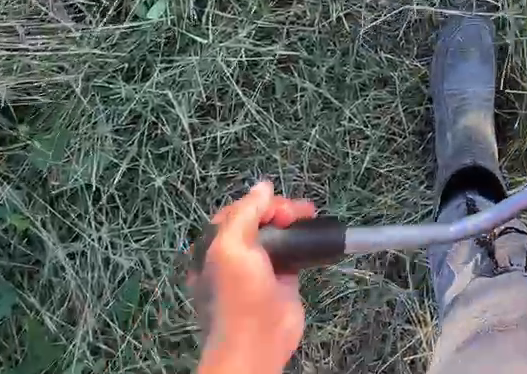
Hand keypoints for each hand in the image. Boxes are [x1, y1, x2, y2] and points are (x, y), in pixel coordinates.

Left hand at [190, 181, 318, 373]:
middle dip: (279, 209)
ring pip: (277, 232)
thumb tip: (263, 185)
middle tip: (299, 212)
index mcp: (212, 251)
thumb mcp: (231, 247)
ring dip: (294, 220)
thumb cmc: (238, 294)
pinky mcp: (282, 278)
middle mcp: (234, 257)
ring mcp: (259, 268)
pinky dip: (303, 238)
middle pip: (259, 219)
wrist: (257, 341)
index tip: (277, 208)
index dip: (257, 204)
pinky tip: (313, 233)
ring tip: (311, 215)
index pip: (235, 212)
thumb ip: (245, 212)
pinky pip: (292, 250)